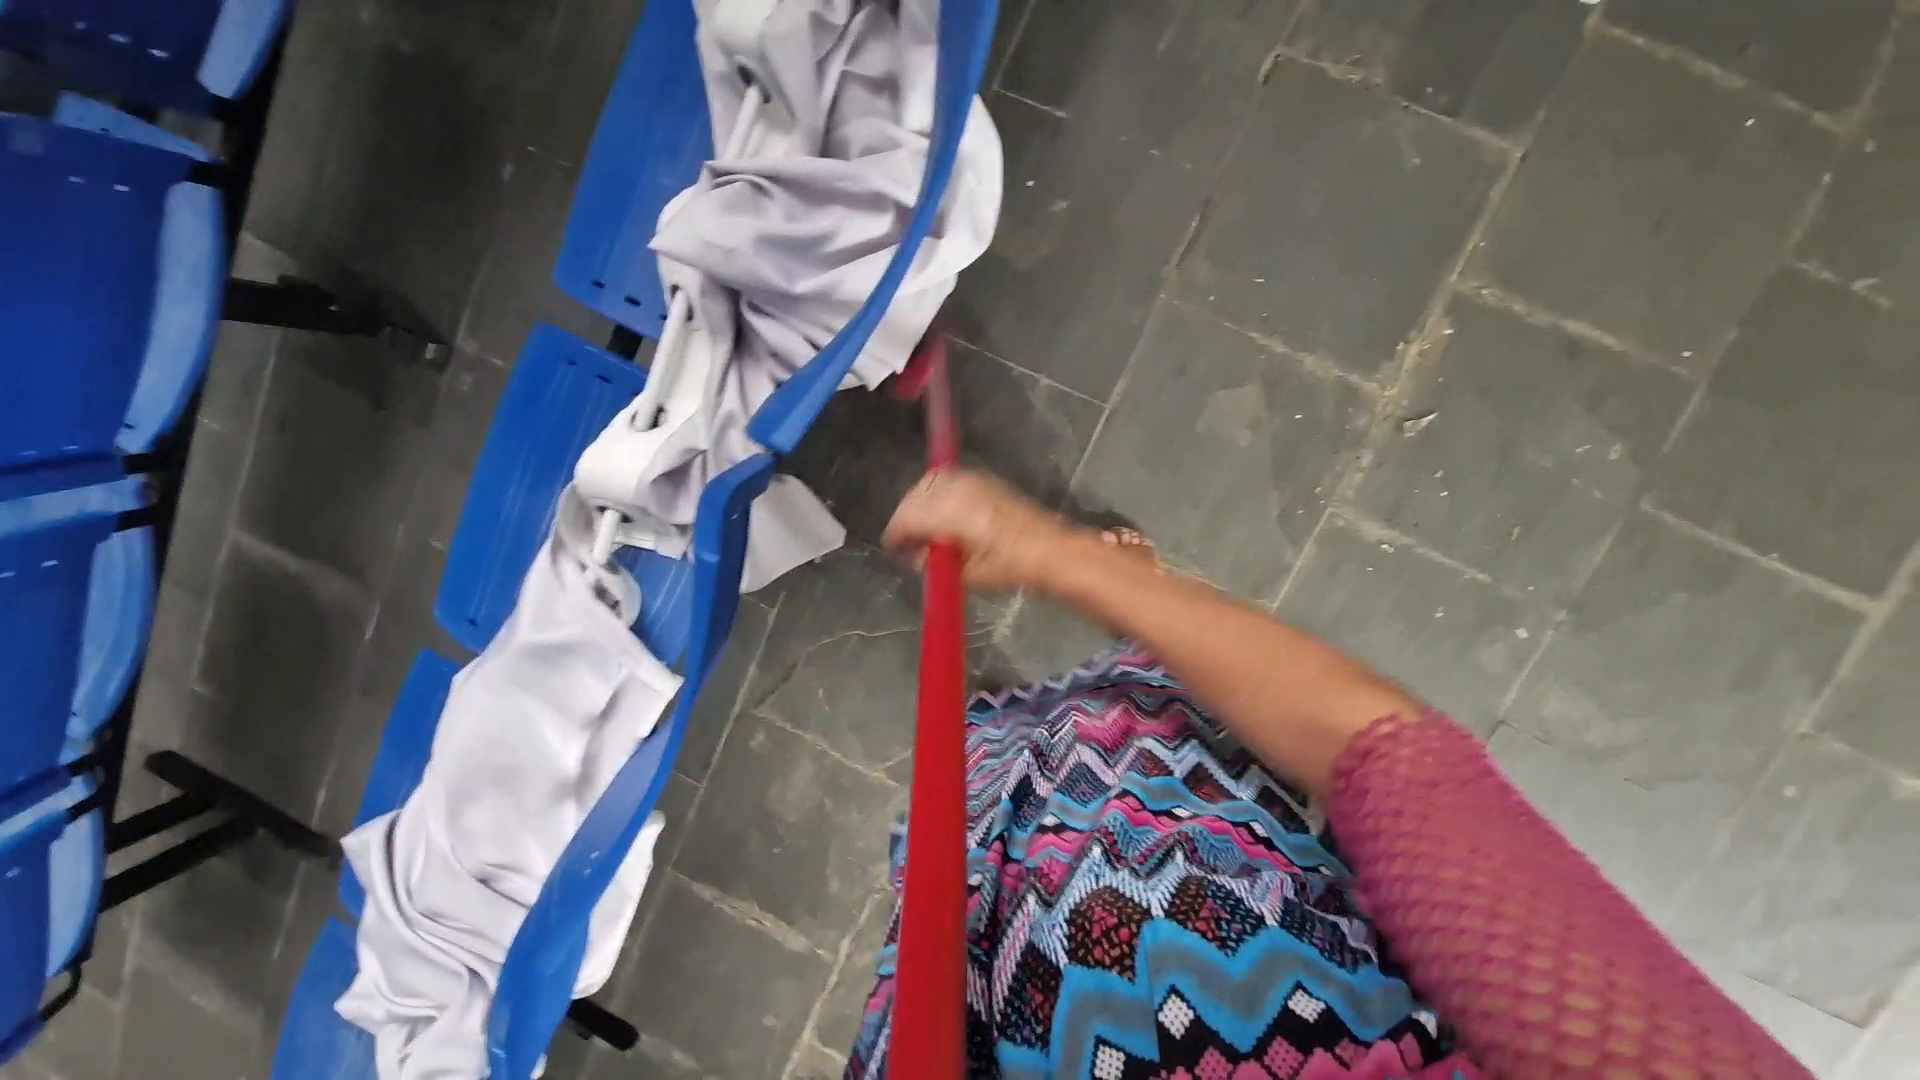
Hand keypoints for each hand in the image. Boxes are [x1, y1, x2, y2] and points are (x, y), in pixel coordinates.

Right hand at [882, 469, 1083, 591]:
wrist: (1050, 549)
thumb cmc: (1009, 567)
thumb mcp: (966, 575)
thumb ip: (933, 563)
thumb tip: (915, 556)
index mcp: (950, 513)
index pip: (908, 517)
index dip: (895, 534)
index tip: (892, 548)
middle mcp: (956, 489)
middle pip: (915, 497)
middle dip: (905, 517)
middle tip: (905, 541)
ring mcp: (970, 480)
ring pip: (928, 485)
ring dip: (919, 504)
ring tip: (921, 528)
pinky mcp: (982, 479)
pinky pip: (946, 481)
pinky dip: (935, 494)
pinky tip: (941, 514)